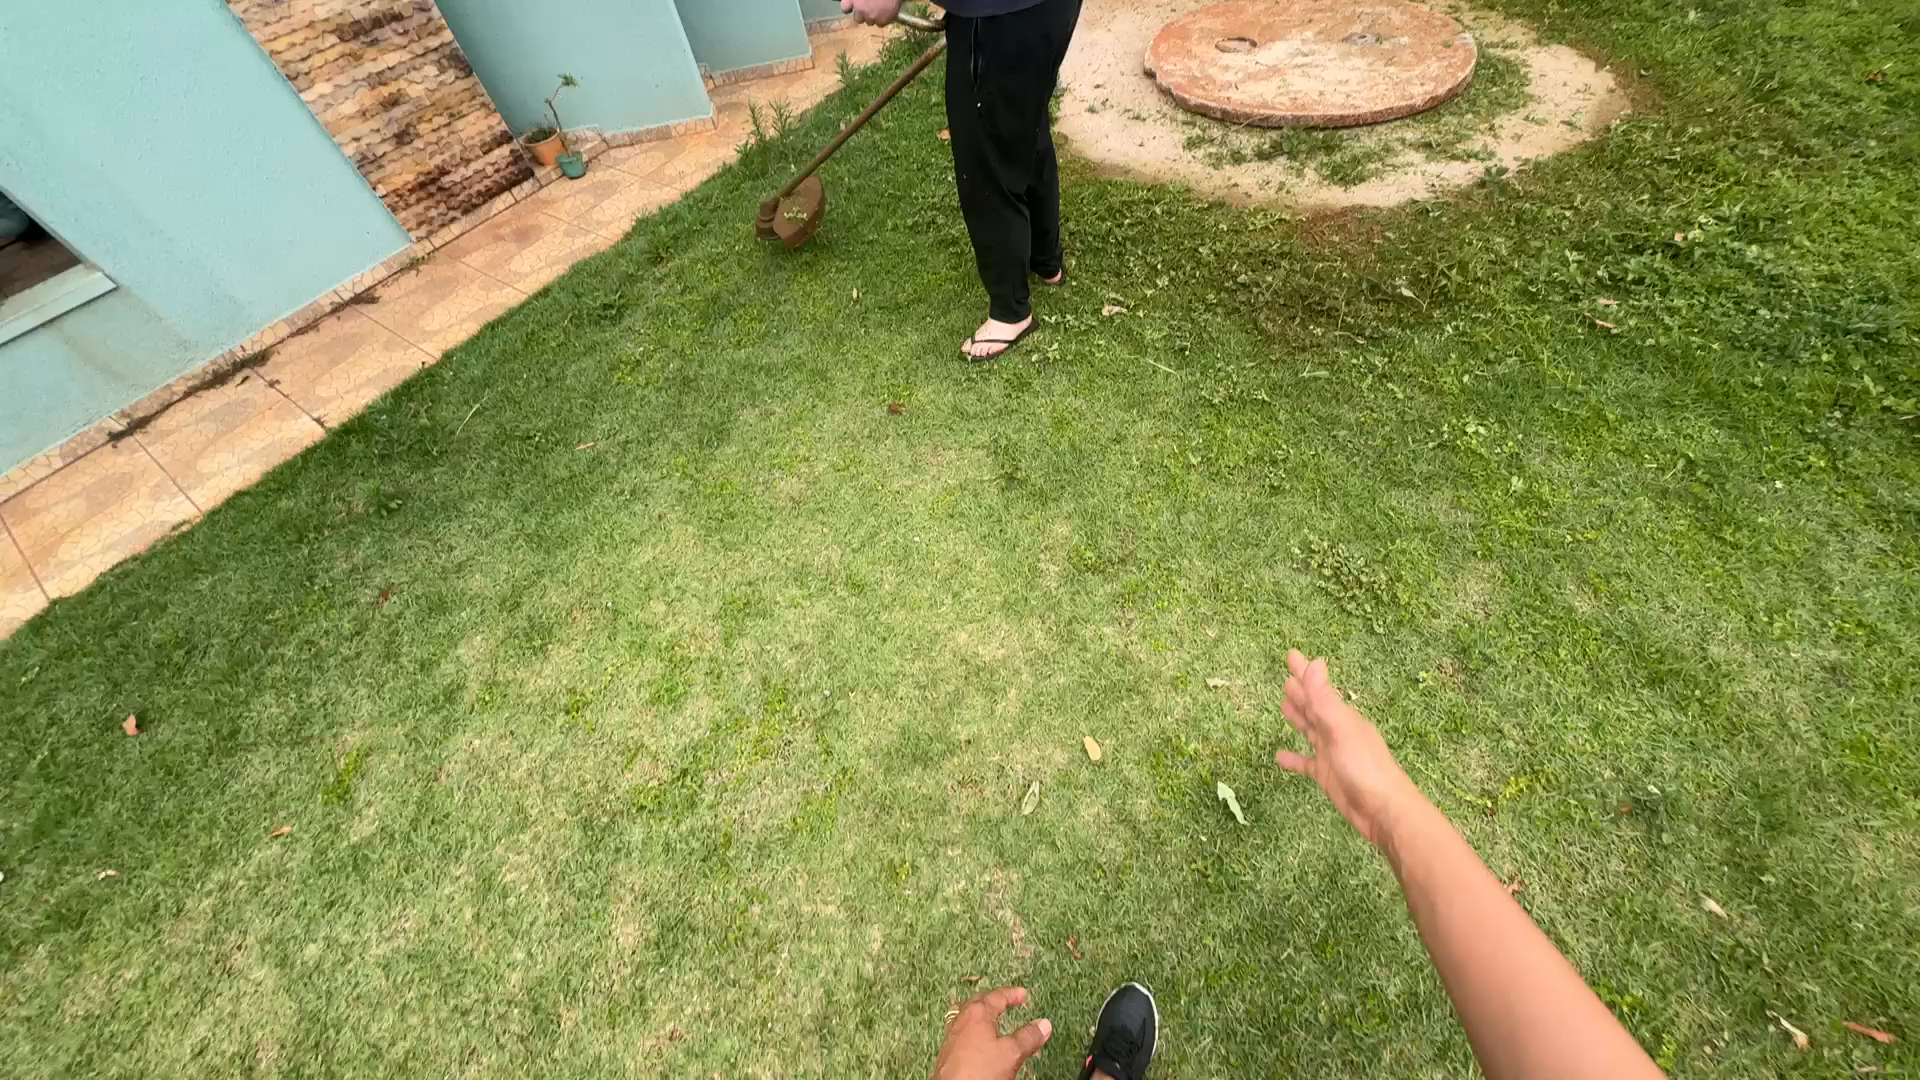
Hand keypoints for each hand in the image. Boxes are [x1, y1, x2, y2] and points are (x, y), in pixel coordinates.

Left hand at [841, 0, 903, 24]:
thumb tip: (855, 2)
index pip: (845, 8)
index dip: (849, 7)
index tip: (851, 7)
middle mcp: (860, 9)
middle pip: (857, 19)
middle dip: (862, 14)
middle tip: (869, 7)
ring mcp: (871, 16)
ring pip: (869, 22)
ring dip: (872, 17)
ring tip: (879, 8)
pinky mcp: (881, 22)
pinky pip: (880, 24)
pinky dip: (882, 19)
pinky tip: (885, 11)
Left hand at [931, 987, 1052, 1079]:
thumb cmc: (980, 1071)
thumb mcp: (1011, 1054)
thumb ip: (1028, 1037)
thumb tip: (1044, 1024)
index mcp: (977, 1013)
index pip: (997, 996)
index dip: (1012, 994)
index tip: (1023, 995)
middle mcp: (961, 1019)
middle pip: (978, 1002)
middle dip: (994, 1000)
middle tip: (1006, 1002)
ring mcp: (951, 1036)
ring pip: (967, 1016)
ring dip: (980, 1015)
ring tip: (990, 1019)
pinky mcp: (947, 1053)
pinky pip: (961, 1032)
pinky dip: (972, 1030)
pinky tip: (976, 1042)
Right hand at [1274, 649, 1427, 848]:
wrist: (1384, 812)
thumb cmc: (1364, 767)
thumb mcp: (1341, 729)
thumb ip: (1324, 698)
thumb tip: (1315, 662)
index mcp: (1342, 717)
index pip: (1318, 689)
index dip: (1304, 673)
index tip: (1292, 654)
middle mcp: (1337, 732)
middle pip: (1314, 707)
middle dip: (1301, 692)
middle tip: (1287, 678)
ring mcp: (1332, 754)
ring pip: (1310, 730)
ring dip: (1298, 717)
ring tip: (1283, 705)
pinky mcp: (1327, 775)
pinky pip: (1306, 762)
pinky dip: (1293, 758)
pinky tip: (1279, 756)